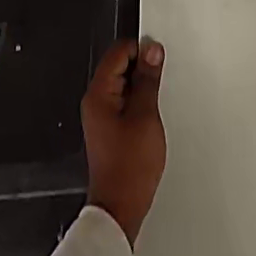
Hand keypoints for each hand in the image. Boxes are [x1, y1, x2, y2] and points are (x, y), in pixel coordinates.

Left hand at [81, 37, 166, 243]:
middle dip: (142, 69)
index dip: (139, 50)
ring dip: (142, 87)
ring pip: (124, 85)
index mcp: (98, 94)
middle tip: (159, 83)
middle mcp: (96, 102)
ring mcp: (102, 116)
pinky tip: (151, 117)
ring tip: (155, 105)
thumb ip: (148, 80)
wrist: (121, 205)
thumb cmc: (129, 168)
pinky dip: (140, 103)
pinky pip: (125, 102)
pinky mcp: (111, 128)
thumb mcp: (146, 116)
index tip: (158, 57)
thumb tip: (152, 53)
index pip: (117, 53)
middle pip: (119, 67)